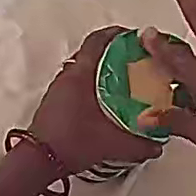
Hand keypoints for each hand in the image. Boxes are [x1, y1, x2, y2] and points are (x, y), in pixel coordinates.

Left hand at [27, 27, 166, 174]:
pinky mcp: (55, 102)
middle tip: (134, 59)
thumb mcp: (112, 144)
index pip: (97, 41)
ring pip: (84, 69)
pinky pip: (77, 83)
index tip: (133, 37)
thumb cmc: (69, 143)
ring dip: (102, 69)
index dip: (116, 34)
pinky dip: (93, 84)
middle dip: (114, 52)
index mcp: (80, 76)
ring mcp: (59, 89)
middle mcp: (67, 77)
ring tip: (125, 80)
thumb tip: (157, 145)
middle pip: (92, 53)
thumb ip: (139, 145)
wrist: (38, 160)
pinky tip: (106, 101)